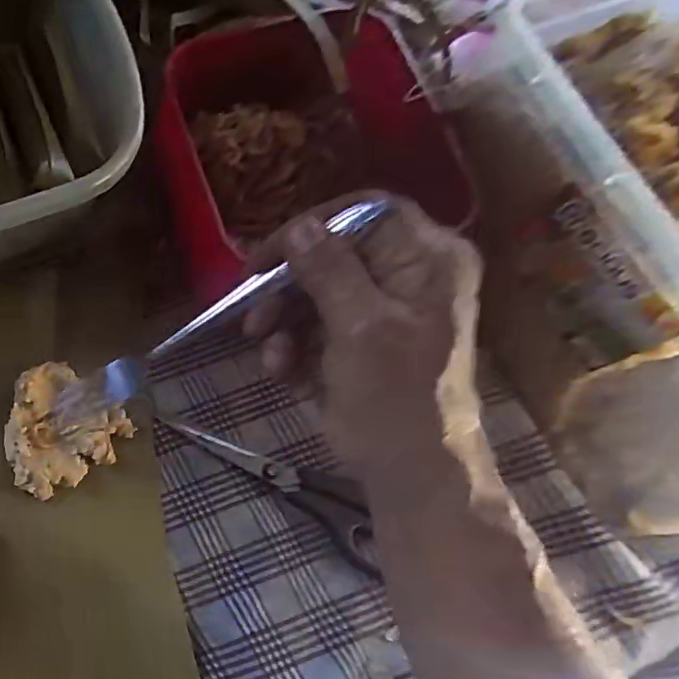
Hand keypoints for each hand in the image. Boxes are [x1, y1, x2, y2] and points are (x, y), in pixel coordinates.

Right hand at [242, 193, 483, 466]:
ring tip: (270, 357)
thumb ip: (330, 271)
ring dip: (283, 325)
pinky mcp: (357, 346)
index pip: (364, 213)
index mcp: (426, 260)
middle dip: (286, 289)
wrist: (408, 465)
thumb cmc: (393, 395)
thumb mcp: (359, 327)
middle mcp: (406, 278)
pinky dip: (292, 350)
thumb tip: (299, 227)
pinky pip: (314, 331)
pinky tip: (282, 374)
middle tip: (253, 318)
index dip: (310, 229)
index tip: (262, 261)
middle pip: (332, 257)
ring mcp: (381, 314)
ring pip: (315, 297)